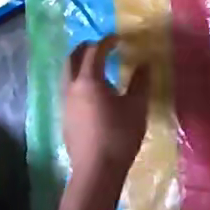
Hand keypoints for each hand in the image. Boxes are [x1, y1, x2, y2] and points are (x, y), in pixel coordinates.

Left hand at [62, 36, 151, 185]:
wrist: (96, 170)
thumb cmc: (119, 135)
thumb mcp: (137, 107)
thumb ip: (141, 82)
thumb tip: (145, 63)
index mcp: (89, 81)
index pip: (95, 52)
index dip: (106, 42)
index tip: (117, 39)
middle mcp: (72, 88)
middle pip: (72, 59)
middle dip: (85, 49)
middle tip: (99, 45)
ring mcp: (65, 104)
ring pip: (67, 75)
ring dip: (79, 65)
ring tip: (95, 67)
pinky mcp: (65, 119)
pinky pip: (68, 90)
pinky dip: (78, 81)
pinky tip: (92, 93)